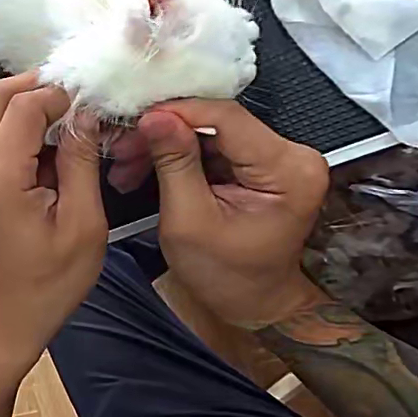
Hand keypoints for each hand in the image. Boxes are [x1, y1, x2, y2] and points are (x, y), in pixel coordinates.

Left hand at [0, 73, 107, 383]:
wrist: (5, 322)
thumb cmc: (50, 284)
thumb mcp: (83, 224)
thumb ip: (81, 162)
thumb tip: (86, 115)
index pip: (24, 106)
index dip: (60, 92)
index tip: (94, 98)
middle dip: (40, 86)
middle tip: (81, 96)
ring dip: (33, 106)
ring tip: (75, 120)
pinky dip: (26, 129)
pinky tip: (58, 145)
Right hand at [139, 100, 331, 327]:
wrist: (255, 304)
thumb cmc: (230, 278)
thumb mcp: (190, 222)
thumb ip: (174, 164)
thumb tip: (156, 117)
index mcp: (288, 171)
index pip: (228, 117)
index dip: (177, 112)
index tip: (138, 119)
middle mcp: (293, 156)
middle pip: (217, 122)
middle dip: (165, 133)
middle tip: (124, 147)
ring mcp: (279, 159)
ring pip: (210, 132)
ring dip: (167, 145)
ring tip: (129, 163)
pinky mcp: (262, 164)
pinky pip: (215, 146)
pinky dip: (180, 155)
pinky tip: (149, 167)